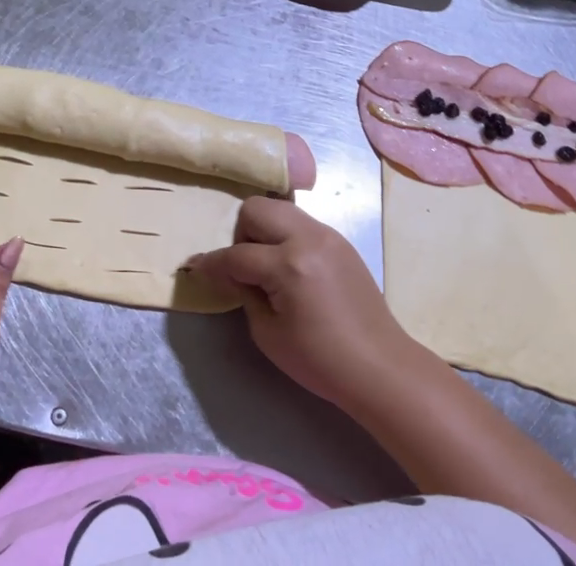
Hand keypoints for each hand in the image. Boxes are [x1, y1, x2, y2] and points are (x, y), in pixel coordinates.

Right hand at [188, 197, 424, 407]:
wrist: (378, 366)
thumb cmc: (319, 360)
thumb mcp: (267, 333)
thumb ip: (244, 293)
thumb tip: (227, 273)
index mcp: (289, 264)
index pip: (236, 255)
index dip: (212, 265)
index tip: (197, 270)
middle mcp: (309, 238)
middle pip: (257, 209)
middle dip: (241, 234)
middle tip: (245, 268)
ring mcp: (329, 235)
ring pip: (281, 210)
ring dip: (265, 232)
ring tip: (269, 269)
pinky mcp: (341, 242)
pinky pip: (302, 224)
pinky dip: (287, 238)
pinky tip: (291, 270)